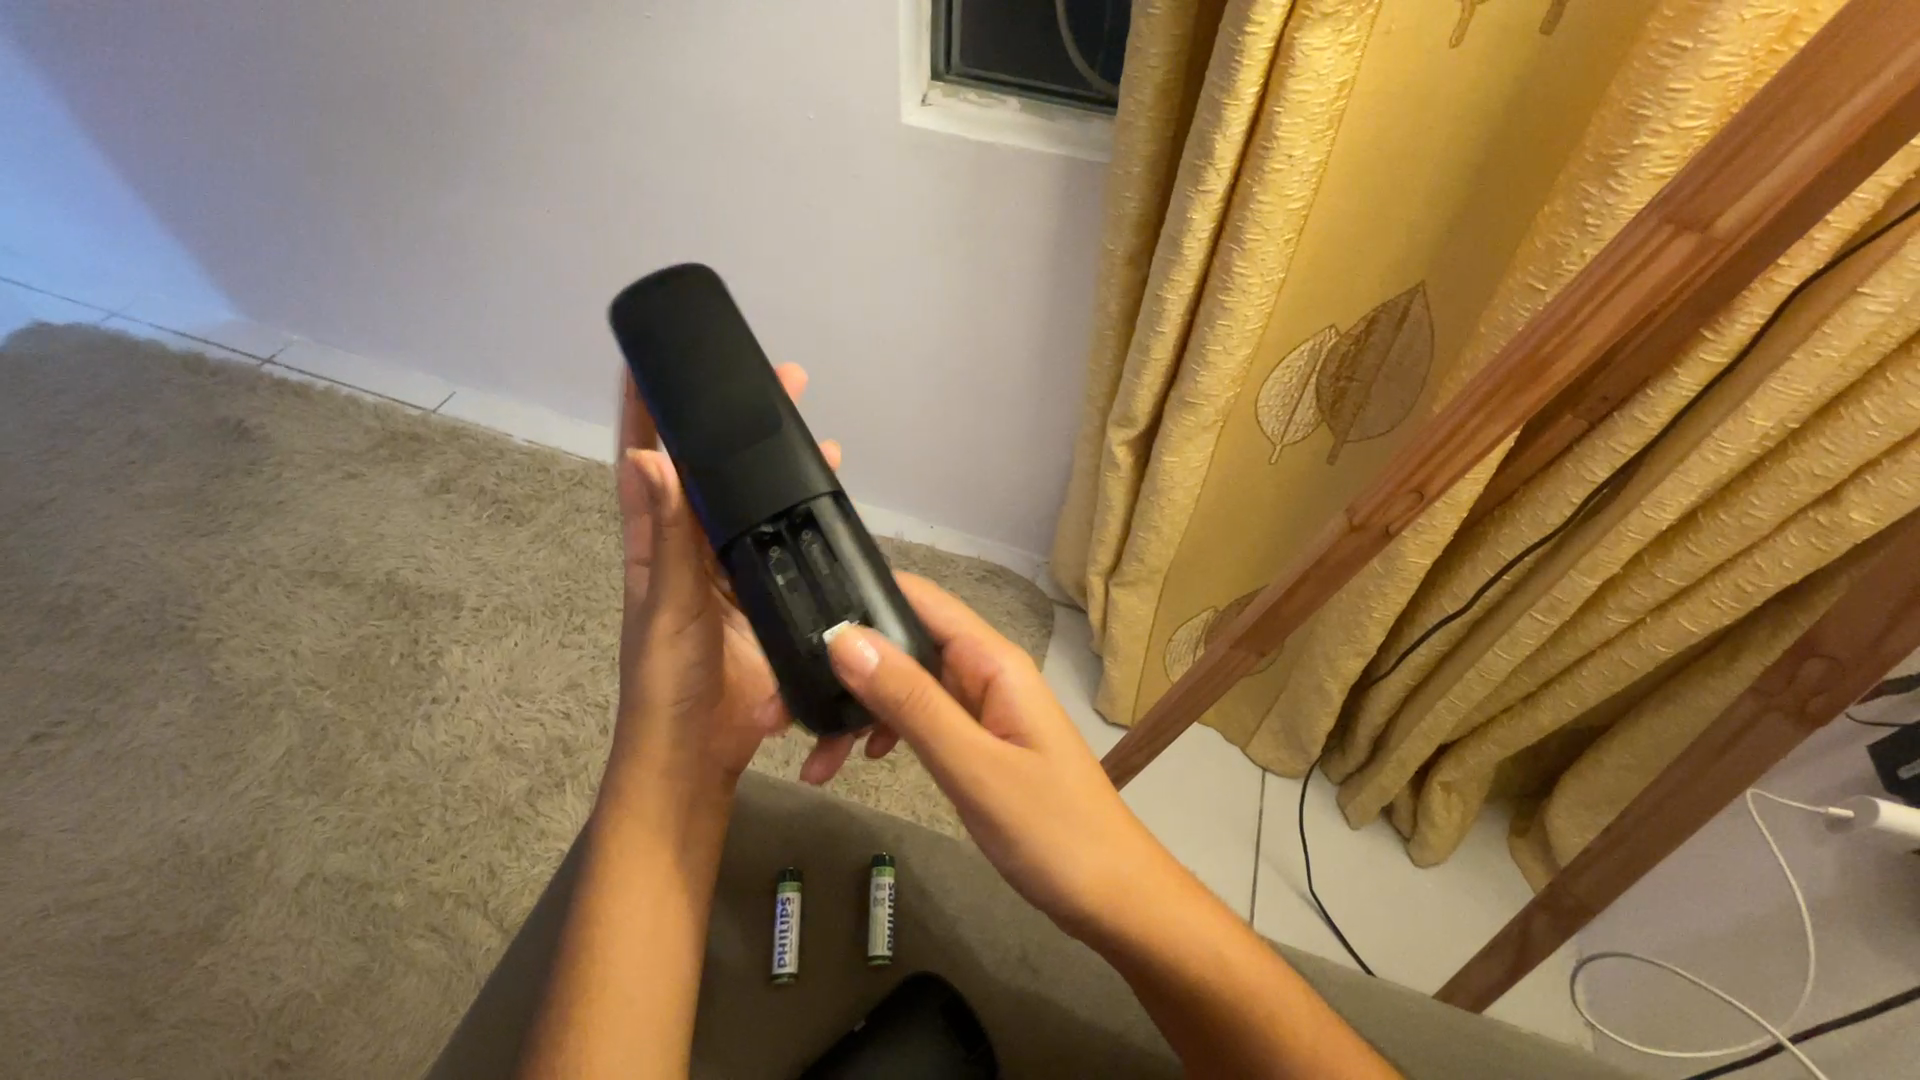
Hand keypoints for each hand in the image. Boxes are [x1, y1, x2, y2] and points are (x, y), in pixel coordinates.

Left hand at [611, 368, 876, 786]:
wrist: (703, 750)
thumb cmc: (668, 682)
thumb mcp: (665, 608)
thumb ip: (666, 538)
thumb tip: (650, 457)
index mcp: (655, 544)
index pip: (644, 462)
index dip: (645, 411)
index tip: (653, 358)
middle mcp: (693, 548)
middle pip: (712, 472)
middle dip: (735, 425)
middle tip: (773, 379)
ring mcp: (733, 571)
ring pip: (755, 504)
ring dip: (778, 465)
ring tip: (810, 424)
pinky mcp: (769, 595)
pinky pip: (787, 545)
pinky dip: (807, 515)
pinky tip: (831, 496)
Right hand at [822, 575, 1175, 939]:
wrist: (1110, 894)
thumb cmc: (1050, 830)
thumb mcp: (972, 766)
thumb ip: (910, 701)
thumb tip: (844, 638)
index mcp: (992, 661)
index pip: (921, 599)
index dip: (863, 595)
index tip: (800, 612)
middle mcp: (985, 672)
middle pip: (905, 645)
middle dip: (848, 669)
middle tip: (786, 708)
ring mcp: (981, 708)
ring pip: (907, 687)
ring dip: (859, 713)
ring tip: (813, 757)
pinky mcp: (977, 741)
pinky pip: (921, 721)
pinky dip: (885, 736)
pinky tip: (859, 763)